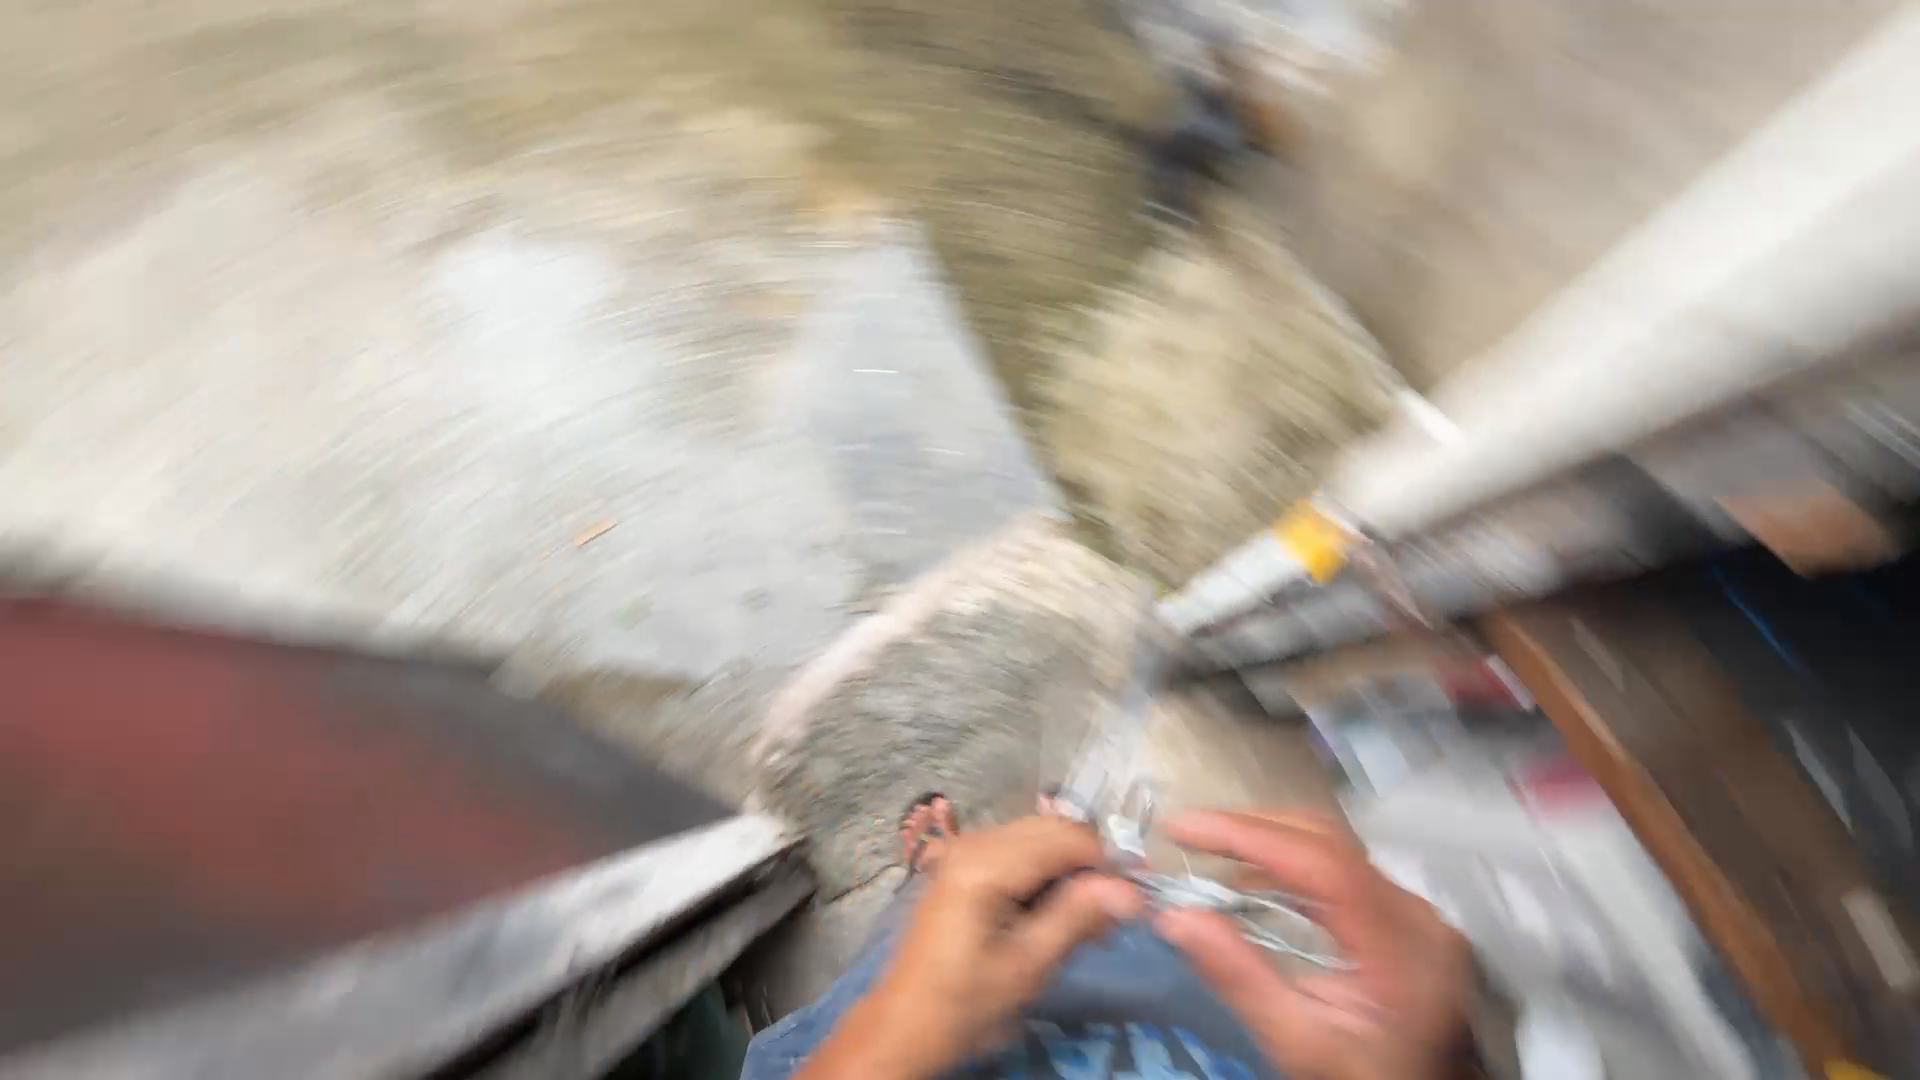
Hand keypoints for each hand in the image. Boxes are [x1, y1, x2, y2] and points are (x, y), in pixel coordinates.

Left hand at [797, 817, 1143, 1079]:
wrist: (905, 1023)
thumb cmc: (965, 1002)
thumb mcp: (1027, 967)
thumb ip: (1077, 918)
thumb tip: (1130, 890)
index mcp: (986, 863)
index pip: (1065, 837)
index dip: (1107, 861)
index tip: (1136, 897)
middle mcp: (975, 841)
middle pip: (1052, 827)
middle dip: (1089, 862)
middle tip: (1112, 913)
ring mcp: (966, 848)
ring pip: (1038, 835)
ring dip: (1069, 866)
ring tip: (1088, 919)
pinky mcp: (965, 861)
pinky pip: (1018, 848)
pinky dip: (1045, 870)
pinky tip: (1055, 910)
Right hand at [1156, 811, 1469, 1079]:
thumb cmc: (1357, 1072)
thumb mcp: (1297, 1042)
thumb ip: (1238, 976)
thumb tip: (1174, 915)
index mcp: (1399, 946)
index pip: (1319, 862)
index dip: (1248, 834)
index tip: (1184, 829)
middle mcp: (1413, 912)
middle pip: (1323, 838)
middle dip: (1249, 828)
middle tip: (1188, 835)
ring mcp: (1410, 906)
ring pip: (1328, 841)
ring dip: (1264, 837)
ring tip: (1208, 847)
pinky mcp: (1397, 908)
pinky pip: (1334, 861)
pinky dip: (1284, 858)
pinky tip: (1250, 876)